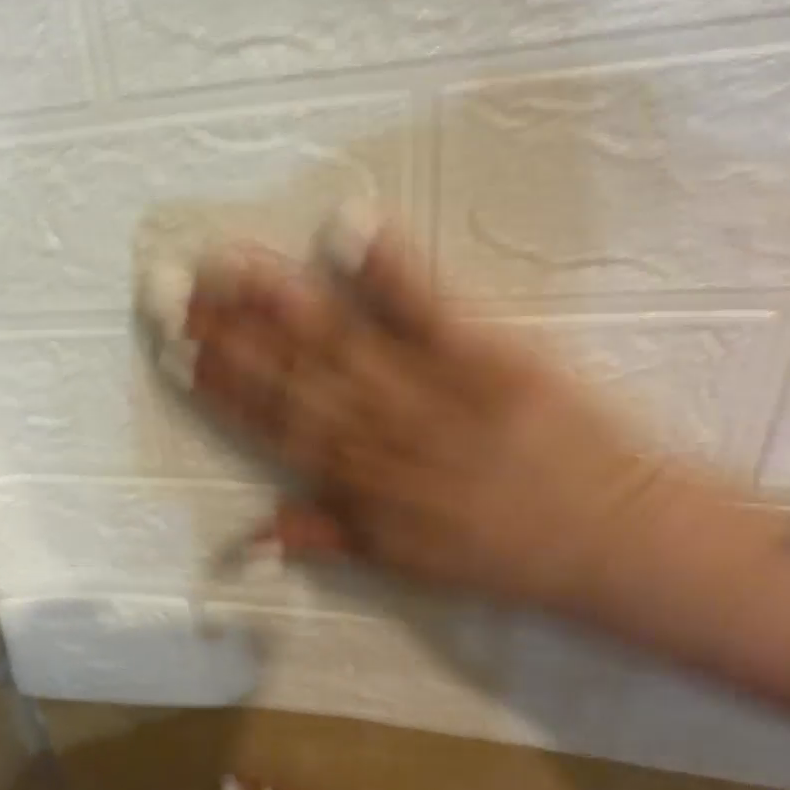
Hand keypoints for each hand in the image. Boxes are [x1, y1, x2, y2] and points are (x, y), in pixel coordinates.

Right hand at [145, 206, 722, 610]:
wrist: (618, 545)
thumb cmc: (509, 557)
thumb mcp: (408, 564)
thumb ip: (328, 538)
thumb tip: (250, 540)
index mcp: (358, 486)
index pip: (270, 425)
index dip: (217, 385)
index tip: (172, 347)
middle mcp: (379, 436)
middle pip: (288, 376)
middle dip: (225, 331)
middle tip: (173, 289)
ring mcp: (432, 392)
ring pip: (338, 343)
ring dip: (278, 299)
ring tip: (226, 261)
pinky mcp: (490, 356)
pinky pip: (429, 308)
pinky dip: (388, 267)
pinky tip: (346, 226)